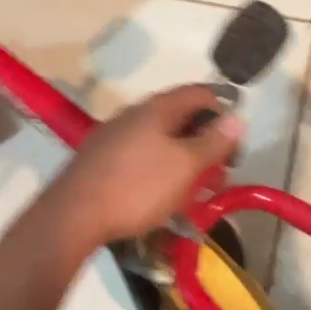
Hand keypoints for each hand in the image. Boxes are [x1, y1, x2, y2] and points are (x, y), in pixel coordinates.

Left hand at [30, 85, 243, 251]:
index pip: (201, 93)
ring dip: (186, 162)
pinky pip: (143, 158)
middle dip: (206, 144)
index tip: (236, 144)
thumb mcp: (185, 166)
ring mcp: (116, 137)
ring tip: (198, 193)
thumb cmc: (137, 187)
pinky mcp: (103, 161)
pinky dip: (163, 172)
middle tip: (220, 175)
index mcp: (157, 108)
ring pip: (162, 142)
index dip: (224, 112)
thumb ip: (213, 141)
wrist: (73, 216)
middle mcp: (135, 114)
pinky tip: (166, 198)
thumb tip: (238, 117)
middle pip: (182, 119)